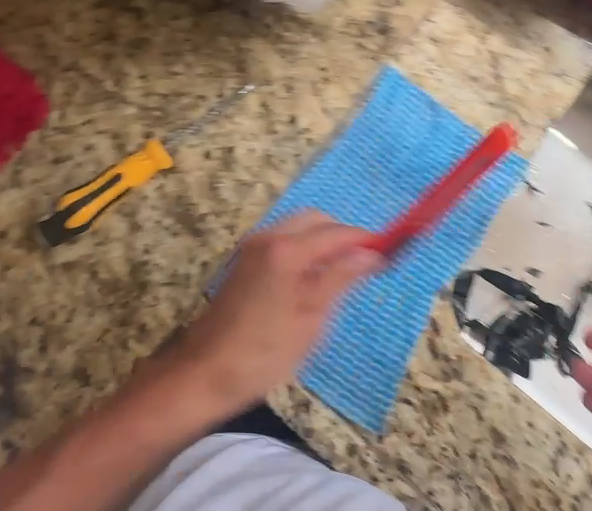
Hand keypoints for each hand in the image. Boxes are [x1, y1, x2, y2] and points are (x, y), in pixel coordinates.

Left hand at [159, 211, 383, 414]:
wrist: (203, 373)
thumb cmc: (263, 354)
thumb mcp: (311, 320)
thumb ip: (340, 279)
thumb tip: (371, 254)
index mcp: (287, 250)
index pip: (337, 232)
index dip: (365, 241)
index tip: (387, 255)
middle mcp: (268, 236)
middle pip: (316, 219)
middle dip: (342, 237)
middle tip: (362, 268)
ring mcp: (252, 245)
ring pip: (298, 226)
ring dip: (321, 241)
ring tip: (338, 278)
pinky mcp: (244, 259)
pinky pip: (283, 239)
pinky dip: (302, 248)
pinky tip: (310, 282)